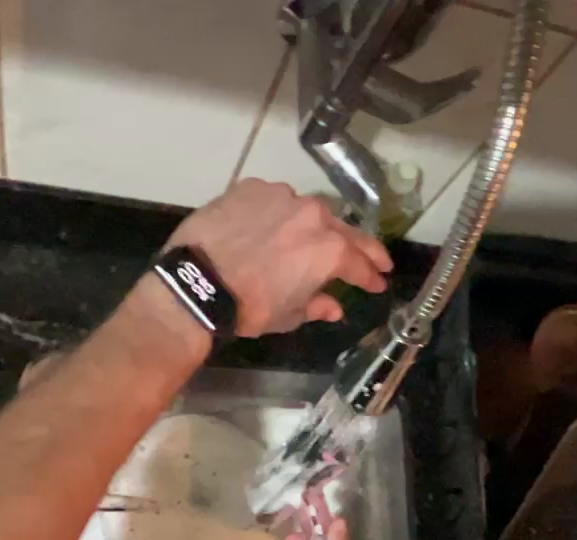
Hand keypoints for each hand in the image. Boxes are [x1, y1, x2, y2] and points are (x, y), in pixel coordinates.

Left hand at [169, 178, 393, 336]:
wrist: (197, 284)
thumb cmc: (249, 307)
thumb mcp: (288, 315)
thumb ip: (317, 305)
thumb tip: (334, 307)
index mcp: (329, 249)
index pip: (360, 263)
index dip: (371, 276)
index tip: (379, 283)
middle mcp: (312, 215)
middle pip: (343, 229)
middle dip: (361, 247)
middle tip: (374, 258)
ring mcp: (281, 196)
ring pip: (308, 211)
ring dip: (315, 227)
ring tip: (316, 240)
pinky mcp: (251, 188)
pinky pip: (274, 202)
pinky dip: (278, 216)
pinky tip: (272, 228)